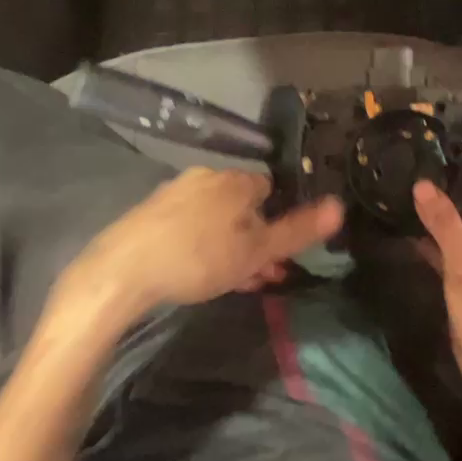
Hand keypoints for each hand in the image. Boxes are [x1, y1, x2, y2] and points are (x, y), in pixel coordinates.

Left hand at [63, 168, 342, 320]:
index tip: (281, 254)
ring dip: (231, 247)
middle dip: (256, 240)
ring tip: (233, 283)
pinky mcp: (151, 214)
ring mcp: (174, 193)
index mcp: (235, 180)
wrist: (121, 271)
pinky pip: (190, 227)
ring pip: (217, 220)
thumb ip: (297, 231)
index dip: (281, 222)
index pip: (272, 189)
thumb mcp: (255, 251)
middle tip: (261, 276)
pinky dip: (202, 247)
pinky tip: (198, 274)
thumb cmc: (198, 258)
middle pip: (244, 206)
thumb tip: (339, 206)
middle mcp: (205, 177)